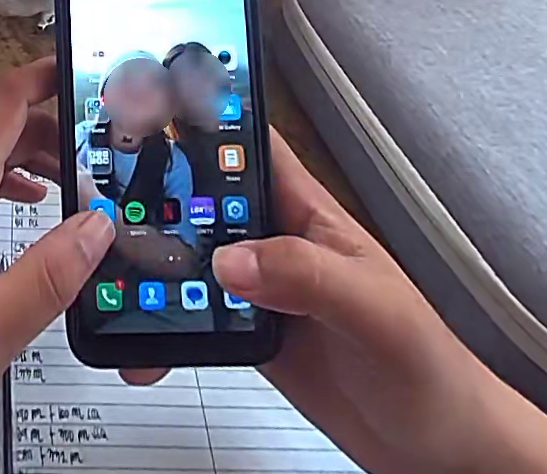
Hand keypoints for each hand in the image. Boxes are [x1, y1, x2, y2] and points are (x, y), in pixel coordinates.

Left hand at [0, 58, 114, 473]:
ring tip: (75, 183)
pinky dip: (7, 176)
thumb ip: (50, 275)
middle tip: (102, 156)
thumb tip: (100, 223)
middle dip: (58, 129)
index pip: (9, 98)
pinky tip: (26, 202)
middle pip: (6, 124)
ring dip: (35, 156)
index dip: (49, 74)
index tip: (90, 72)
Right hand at [122, 132, 546, 473]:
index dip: (208, 118)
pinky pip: (195, 310)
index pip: (251, 145)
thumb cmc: (426, 366)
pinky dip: (166, 319)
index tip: (158, 106)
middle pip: (206, 196)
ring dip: (156, 256)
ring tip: (113, 264)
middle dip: (160, 188)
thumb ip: (307, 274)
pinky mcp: (247, 326)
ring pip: (193, 252)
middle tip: (111, 192)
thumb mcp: (372, 309)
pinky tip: (145, 338)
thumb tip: (232, 260)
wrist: (435, 448)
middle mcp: (275, 239)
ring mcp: (259, 283)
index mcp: (305, 211)